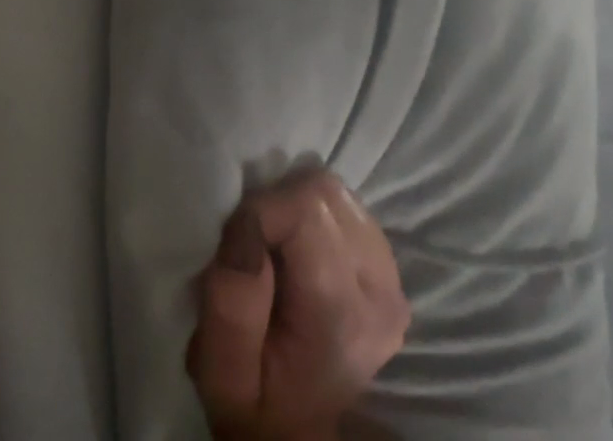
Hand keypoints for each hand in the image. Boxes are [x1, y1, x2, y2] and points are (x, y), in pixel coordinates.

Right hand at [188, 168, 410, 440]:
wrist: (290, 428)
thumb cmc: (246, 393)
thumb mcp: (220, 361)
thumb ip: (232, 298)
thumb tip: (245, 230)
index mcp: (343, 314)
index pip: (305, 210)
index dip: (255, 213)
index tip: (230, 245)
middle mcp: (384, 293)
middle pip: (329, 195)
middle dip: (274, 205)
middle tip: (246, 245)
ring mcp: (393, 285)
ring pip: (340, 198)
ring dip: (292, 210)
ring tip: (267, 250)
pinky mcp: (387, 277)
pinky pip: (347, 215)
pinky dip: (308, 219)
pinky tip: (291, 254)